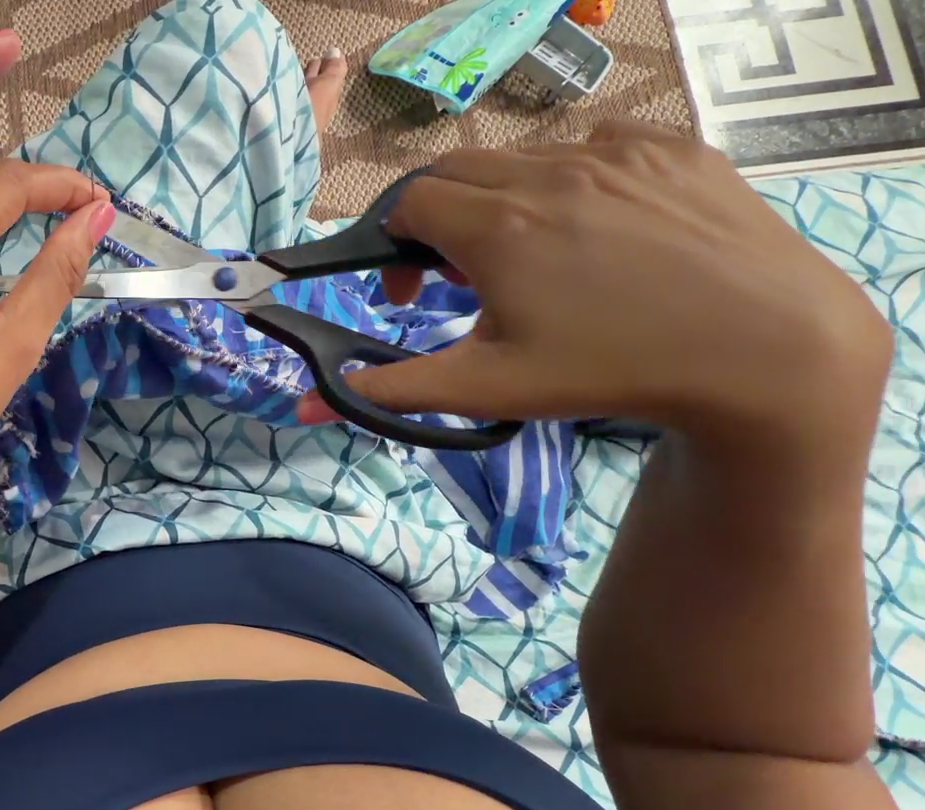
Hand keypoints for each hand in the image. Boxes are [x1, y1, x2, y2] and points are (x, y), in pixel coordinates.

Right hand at [324, 122, 892, 475]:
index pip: (408, 202)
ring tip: (528, 256)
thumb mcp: (483, 389)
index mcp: (496, 227)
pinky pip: (595, 144)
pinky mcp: (674, 149)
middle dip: (435, 217)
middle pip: (456, 171)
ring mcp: (618, 153)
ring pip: (522, 159)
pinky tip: (590, 226)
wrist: (759, 349)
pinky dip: (568, 177)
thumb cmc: (604, 371)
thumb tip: (308, 406)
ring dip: (499, 200)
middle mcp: (548, 173)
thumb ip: (389, 388)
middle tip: (456, 274)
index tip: (408, 290)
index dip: (391, 243)